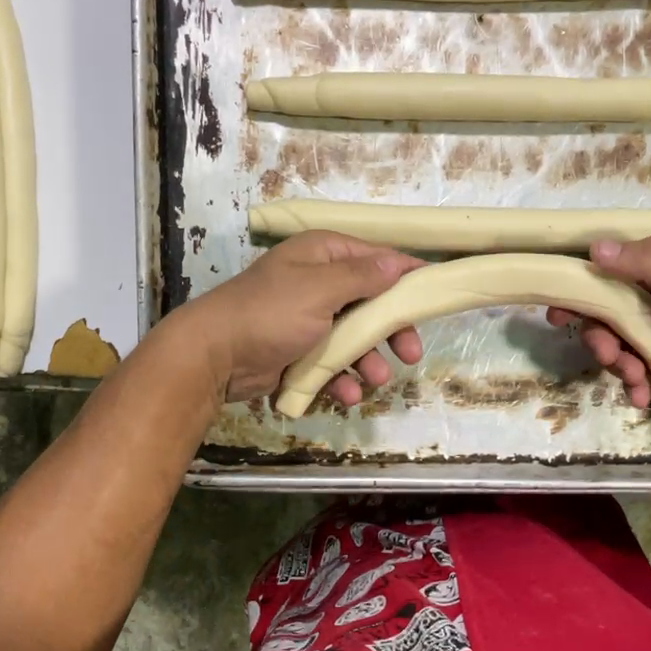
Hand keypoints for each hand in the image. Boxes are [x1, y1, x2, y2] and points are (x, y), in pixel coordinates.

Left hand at [178, 231, 424, 403]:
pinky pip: (330, 365)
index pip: (375, 259)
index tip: (435, 293)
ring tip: (376, 381)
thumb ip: (362, 277)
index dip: (406, 276)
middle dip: (391, 331)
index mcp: (322, 255)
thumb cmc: (270, 313)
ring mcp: (307, 320)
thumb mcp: (321, 289)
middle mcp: (318, 283)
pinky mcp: (298, 353)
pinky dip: (341, 380)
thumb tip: (397, 262)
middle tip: (411, 353)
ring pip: (353, 340)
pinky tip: (346, 395)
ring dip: (368, 361)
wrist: (215, 356)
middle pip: (370, 304)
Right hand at [549, 231, 650, 406]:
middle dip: (600, 334)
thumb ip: (638, 262)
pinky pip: (634, 365)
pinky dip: (634, 380)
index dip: (578, 284)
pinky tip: (641, 393)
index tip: (557, 308)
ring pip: (616, 341)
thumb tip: (594, 247)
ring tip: (633, 375)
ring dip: (618, 361)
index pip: (607, 262)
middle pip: (604, 309)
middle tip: (604, 352)